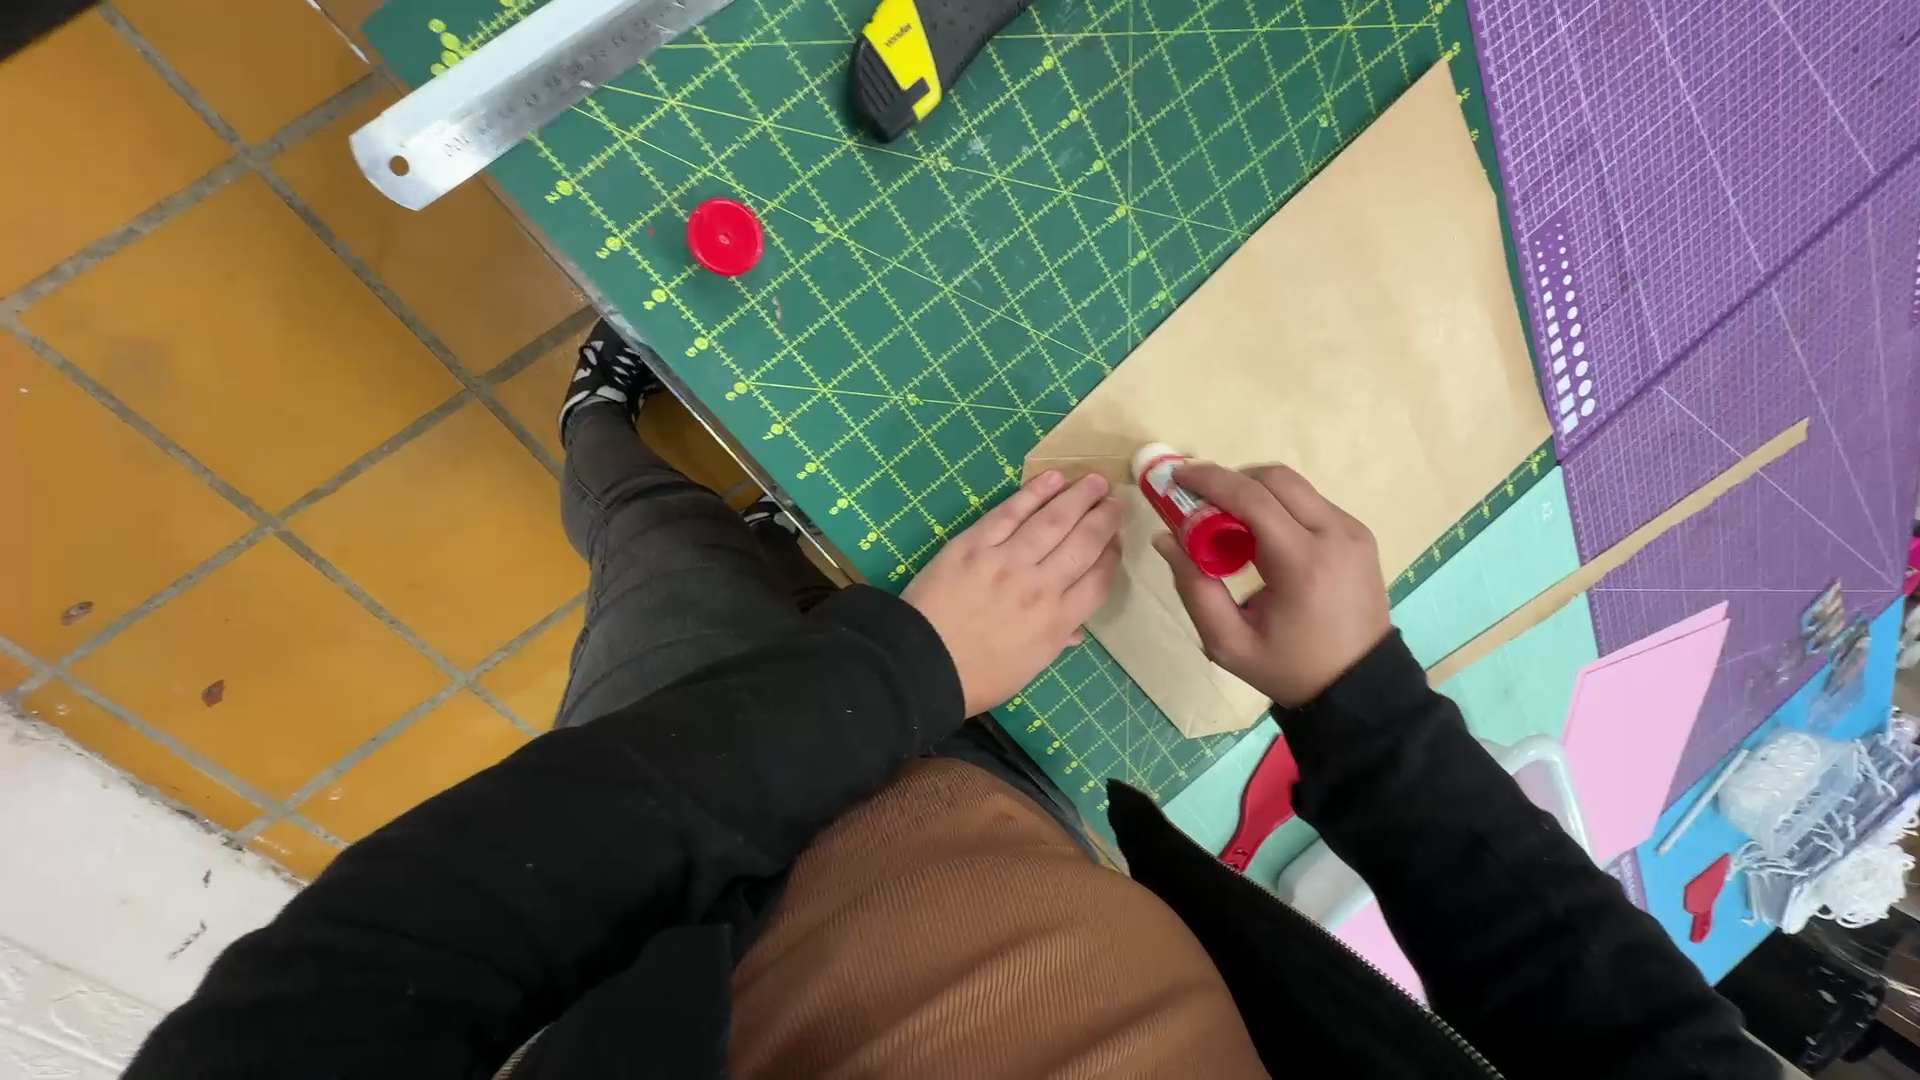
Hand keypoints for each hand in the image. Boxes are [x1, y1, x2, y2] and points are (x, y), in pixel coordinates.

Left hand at [904, 470, 1123, 715]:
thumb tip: (1074, 628)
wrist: (921, 664)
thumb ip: (1055, 642)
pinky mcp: (975, 544)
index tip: (1116, 540)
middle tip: (1114, 502)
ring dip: (1078, 497)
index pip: (1099, 579)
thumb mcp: (1028, 669)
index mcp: (1057, 622)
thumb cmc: (976, 677)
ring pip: (1053, 521)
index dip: (1112, 555)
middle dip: (1104, 519)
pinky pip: (1010, 512)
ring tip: (1095, 481)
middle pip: (1084, 543)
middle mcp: (1041, 586)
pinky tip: (1053, 479)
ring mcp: (1008, 561)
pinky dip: (1034, 493)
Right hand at [1153, 463, 1391, 706]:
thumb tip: (1165, 537)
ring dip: (1253, 490)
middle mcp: (1335, 534)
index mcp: (1303, 563)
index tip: (1177, 475)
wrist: (1360, 688)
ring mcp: (1353, 531)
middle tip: (1197, 497)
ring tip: (1224, 518)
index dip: (1210, 480)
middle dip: (1230, 479)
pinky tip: (1257, 534)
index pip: (1252, 498)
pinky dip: (1276, 504)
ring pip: (1294, 485)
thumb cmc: (1289, 668)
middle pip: (1275, 478)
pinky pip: (1309, 502)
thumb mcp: (1228, 642)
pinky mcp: (1358, 535)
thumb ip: (1192, 587)